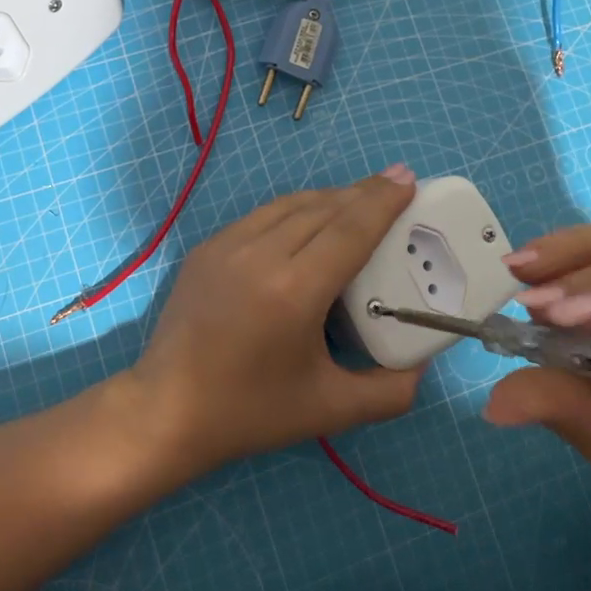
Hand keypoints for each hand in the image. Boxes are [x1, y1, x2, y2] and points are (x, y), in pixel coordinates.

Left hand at [124, 165, 426, 473]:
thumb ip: (388, 390)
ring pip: (287, 206)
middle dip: (361, 194)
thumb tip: (422, 363)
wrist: (168, 409)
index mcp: (294, 290)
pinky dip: (292, 210)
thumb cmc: (251, 411)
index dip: (381, 202)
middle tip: (394, 185)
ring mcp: (226, 246)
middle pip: (321, 209)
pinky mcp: (205, 249)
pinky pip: (259, 217)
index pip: (349, 230)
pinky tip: (306, 219)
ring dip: (327, 197)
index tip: (407, 179)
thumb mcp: (330, 409)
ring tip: (357, 197)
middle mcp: (260, 255)